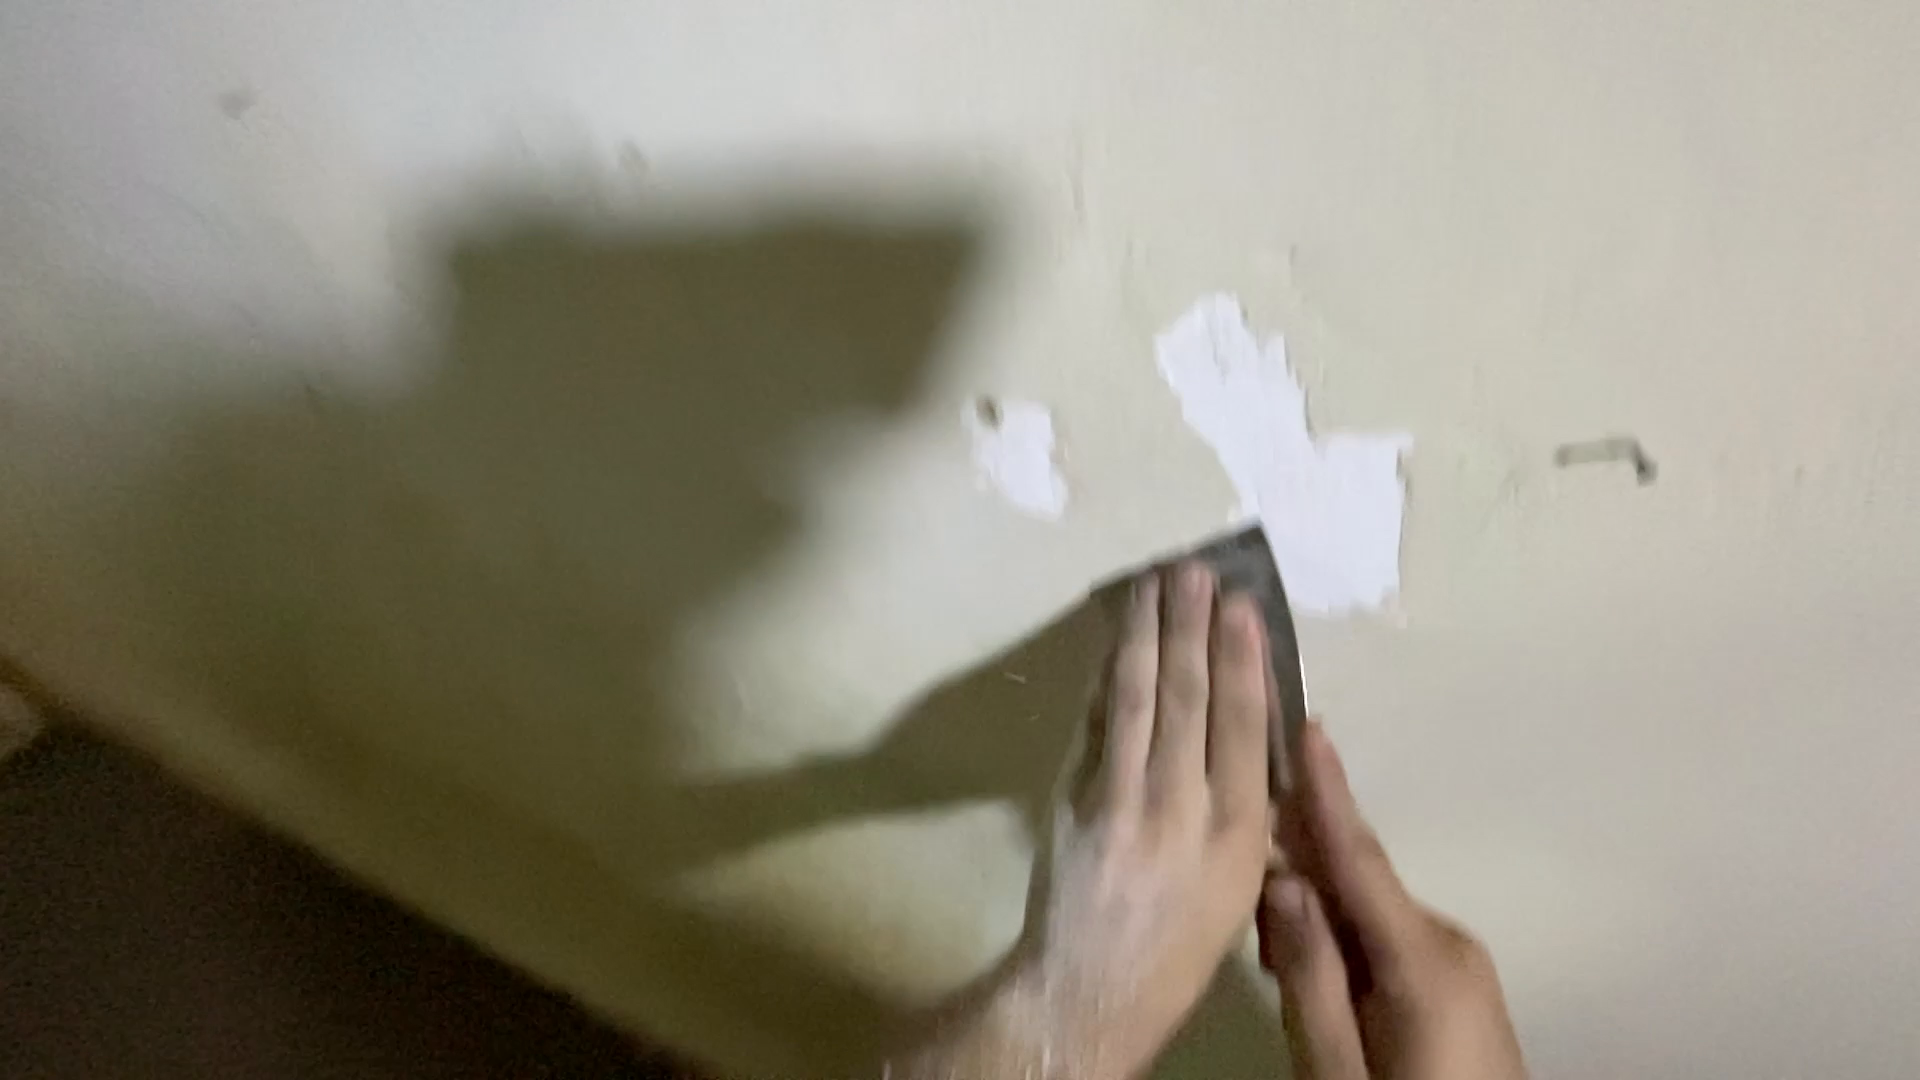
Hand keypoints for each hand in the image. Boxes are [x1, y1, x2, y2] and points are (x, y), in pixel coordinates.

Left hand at [1011, 561, 1273, 1078]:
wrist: (1094, 982)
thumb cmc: (1180, 940)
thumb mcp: (1238, 883)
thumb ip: (1242, 804)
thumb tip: (1247, 725)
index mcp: (1238, 835)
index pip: (1241, 727)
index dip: (1241, 660)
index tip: (1242, 607)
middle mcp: (1182, 808)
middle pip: (1189, 699)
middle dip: (1191, 628)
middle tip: (1193, 571)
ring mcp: (1121, 798)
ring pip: (1140, 698)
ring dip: (1147, 634)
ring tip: (1154, 585)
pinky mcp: (1076, 796)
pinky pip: (1098, 721)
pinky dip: (1108, 675)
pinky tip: (1116, 639)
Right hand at [1260, 722, 1527, 1079]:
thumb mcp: (1337, 1071)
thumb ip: (1309, 972)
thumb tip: (1283, 879)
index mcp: (1423, 960)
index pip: (1359, 855)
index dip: (1327, 788)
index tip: (1308, 723)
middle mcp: (1447, 942)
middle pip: (1351, 880)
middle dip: (1295, 877)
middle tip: (1252, 918)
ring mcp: (1457, 961)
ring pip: (1359, 908)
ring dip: (1313, 918)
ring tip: (1283, 972)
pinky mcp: (1454, 980)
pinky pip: (1379, 935)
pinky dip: (1338, 940)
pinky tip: (1318, 982)